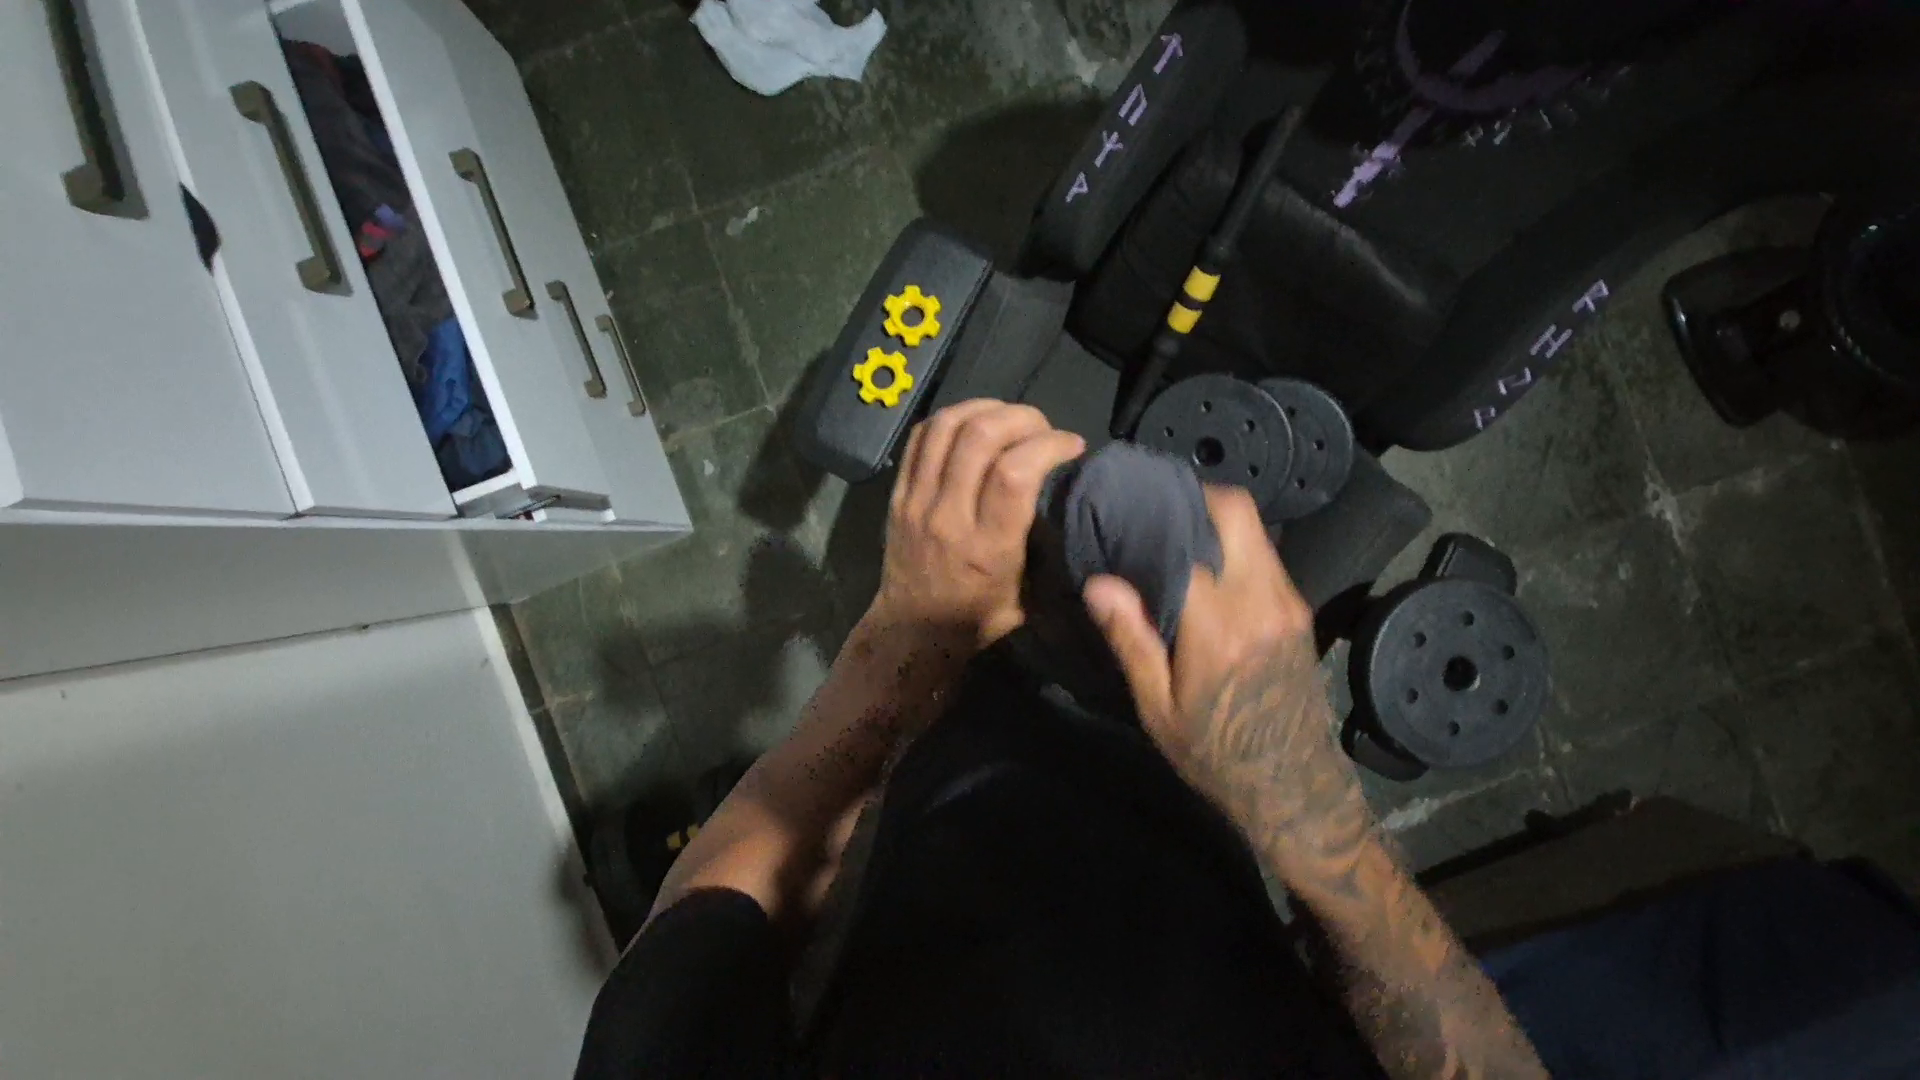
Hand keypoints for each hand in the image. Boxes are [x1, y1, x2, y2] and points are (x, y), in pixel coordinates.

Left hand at [866, 400, 1084, 649]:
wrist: (912, 631)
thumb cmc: (977, 617)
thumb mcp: (1027, 596)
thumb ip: (1046, 548)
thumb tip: (1076, 499)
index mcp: (987, 547)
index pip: (1014, 473)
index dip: (1049, 444)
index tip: (1070, 445)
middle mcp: (948, 517)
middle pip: (980, 436)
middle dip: (1022, 417)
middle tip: (1042, 428)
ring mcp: (917, 502)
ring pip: (946, 427)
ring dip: (985, 408)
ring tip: (1010, 417)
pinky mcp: (898, 494)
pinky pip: (920, 438)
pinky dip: (950, 418)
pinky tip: (973, 422)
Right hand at [1083, 487, 1347, 826]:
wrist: (1296, 790)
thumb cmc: (1216, 755)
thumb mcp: (1159, 708)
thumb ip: (1131, 640)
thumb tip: (1098, 583)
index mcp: (1219, 624)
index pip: (1188, 540)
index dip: (1154, 517)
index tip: (1123, 510)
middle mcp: (1261, 600)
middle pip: (1237, 513)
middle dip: (1197, 498)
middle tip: (1157, 511)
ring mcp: (1288, 602)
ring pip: (1256, 531)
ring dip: (1216, 523)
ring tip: (1175, 536)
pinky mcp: (1299, 612)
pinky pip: (1266, 558)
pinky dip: (1235, 547)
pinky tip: (1206, 569)